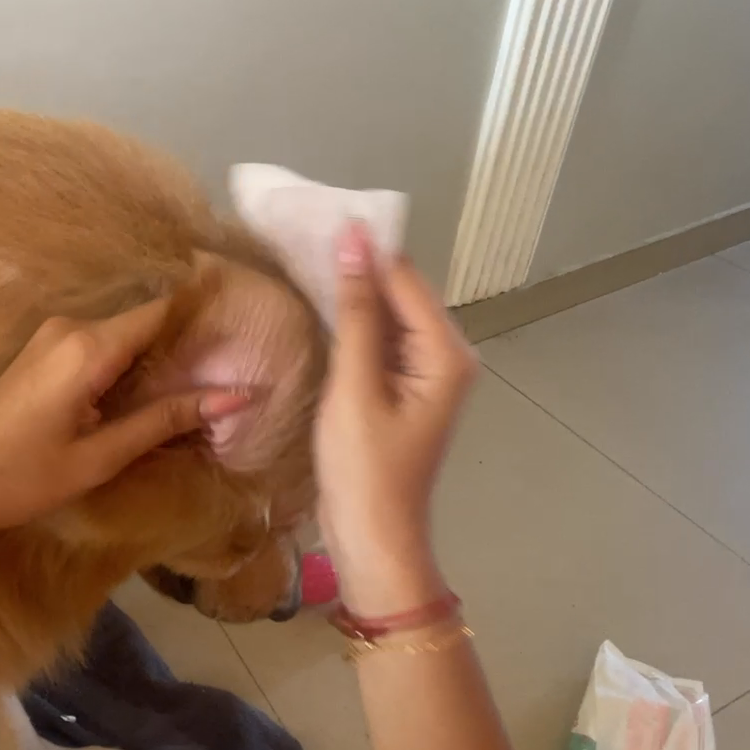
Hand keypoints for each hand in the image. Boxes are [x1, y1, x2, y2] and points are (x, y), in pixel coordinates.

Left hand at [0, 298, 249, 542]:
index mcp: (88, 346)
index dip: (205, 322)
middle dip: (184, 346)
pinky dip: (127, 366)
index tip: (241, 341)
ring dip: (156, 359)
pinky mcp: (41, 352)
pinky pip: (99, 345)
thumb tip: (239, 396)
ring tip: (193, 391)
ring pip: (123, 334)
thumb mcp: (103, 454)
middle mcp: (70, 327)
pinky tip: (144, 397)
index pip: (163, 311)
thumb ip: (168, 418)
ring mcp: (51, 336)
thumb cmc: (25, 477)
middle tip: (225, 377)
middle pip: (145, 320)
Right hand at [314, 223, 478, 618]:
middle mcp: (446, 354)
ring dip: (352, 292)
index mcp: (447, 352)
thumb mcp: (355, 387)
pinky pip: (380, 342)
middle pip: (401, 293)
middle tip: (303, 233)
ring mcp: (425, 373)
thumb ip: (356, 313)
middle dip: (358, 265)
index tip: (317, 213)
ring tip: (303, 257)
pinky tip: (320, 305)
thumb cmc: (364, 468)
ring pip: (388, 316)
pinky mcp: (402, 388)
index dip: (365, 246)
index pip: (405, 279)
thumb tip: (352, 241)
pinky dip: (353, 323)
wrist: (372, 535)